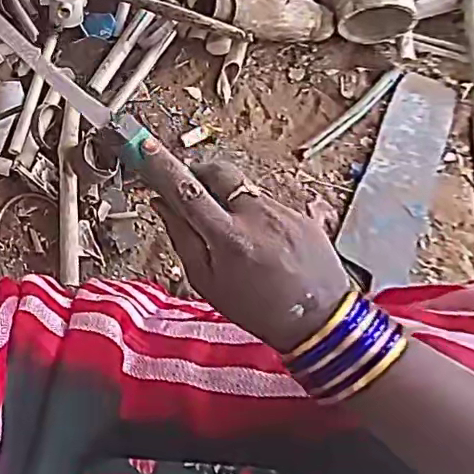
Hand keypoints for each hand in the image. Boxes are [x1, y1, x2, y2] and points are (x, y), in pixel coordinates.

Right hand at [130, 136, 351, 350]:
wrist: (325, 327)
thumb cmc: (258, 309)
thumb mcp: (205, 280)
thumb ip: (180, 236)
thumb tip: (161, 203)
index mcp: (229, 239)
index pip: (187, 189)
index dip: (163, 165)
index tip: (147, 147)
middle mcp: (259, 219)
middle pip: (218, 172)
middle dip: (199, 173)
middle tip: (190, 190)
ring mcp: (285, 215)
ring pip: (243, 188)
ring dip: (228, 198)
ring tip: (232, 230)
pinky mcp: (304, 216)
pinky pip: (266, 201)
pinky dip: (253, 212)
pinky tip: (258, 238)